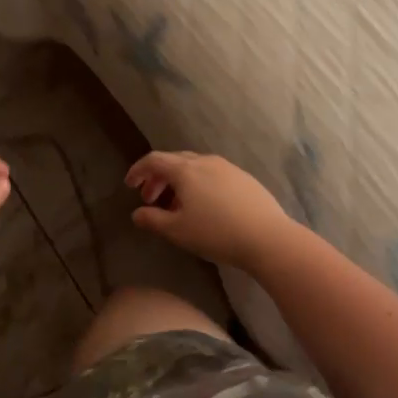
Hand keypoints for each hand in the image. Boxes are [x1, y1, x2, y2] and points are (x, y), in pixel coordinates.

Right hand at [126, 151, 297, 270]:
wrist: (268, 237)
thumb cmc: (216, 233)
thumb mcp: (177, 231)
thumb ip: (152, 220)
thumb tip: (137, 213)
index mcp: (185, 170)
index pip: (154, 160)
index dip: (138, 170)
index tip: (129, 185)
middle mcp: (205, 161)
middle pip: (174, 161)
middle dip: (158, 177)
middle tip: (150, 198)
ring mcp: (227, 167)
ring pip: (194, 167)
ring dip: (179, 182)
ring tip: (176, 206)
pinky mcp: (244, 178)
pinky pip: (212, 174)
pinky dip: (199, 184)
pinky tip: (204, 206)